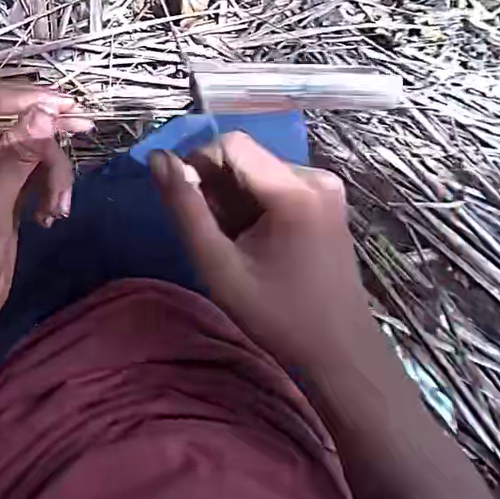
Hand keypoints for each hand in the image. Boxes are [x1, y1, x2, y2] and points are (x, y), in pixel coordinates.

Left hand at [0, 84, 91, 335]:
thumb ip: (18, 155)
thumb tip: (46, 111)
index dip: (19, 98)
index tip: (59, 102)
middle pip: (7, 122)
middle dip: (44, 134)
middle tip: (83, 127)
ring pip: (25, 147)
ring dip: (49, 171)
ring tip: (59, 204)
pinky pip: (30, 170)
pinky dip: (46, 187)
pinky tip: (51, 213)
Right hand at [150, 132, 369, 370]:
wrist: (341, 355)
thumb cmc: (277, 315)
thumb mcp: (218, 265)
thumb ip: (184, 207)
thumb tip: (158, 159)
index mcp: (294, 190)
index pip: (230, 144)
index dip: (198, 164)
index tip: (188, 204)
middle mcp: (315, 177)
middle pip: (244, 157)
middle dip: (216, 186)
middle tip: (211, 232)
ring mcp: (325, 187)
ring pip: (256, 169)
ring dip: (233, 196)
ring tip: (233, 241)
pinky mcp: (326, 199)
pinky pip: (274, 182)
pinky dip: (253, 203)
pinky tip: (254, 239)